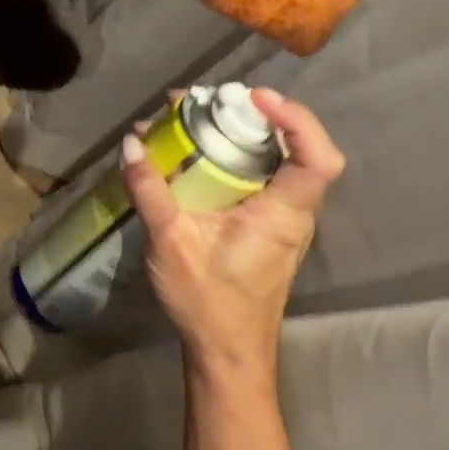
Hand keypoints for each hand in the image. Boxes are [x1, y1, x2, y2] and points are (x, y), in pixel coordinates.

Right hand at [120, 89, 345, 373]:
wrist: (224, 352)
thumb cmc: (208, 301)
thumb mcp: (170, 243)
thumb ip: (150, 190)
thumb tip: (130, 142)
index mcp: (282, 215)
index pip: (318, 160)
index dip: (297, 120)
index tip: (254, 97)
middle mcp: (288, 210)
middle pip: (289, 148)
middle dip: (245, 114)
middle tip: (195, 100)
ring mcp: (274, 216)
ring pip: (266, 159)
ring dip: (228, 131)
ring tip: (178, 115)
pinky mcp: (257, 221)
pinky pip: (248, 174)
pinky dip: (219, 153)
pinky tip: (179, 149)